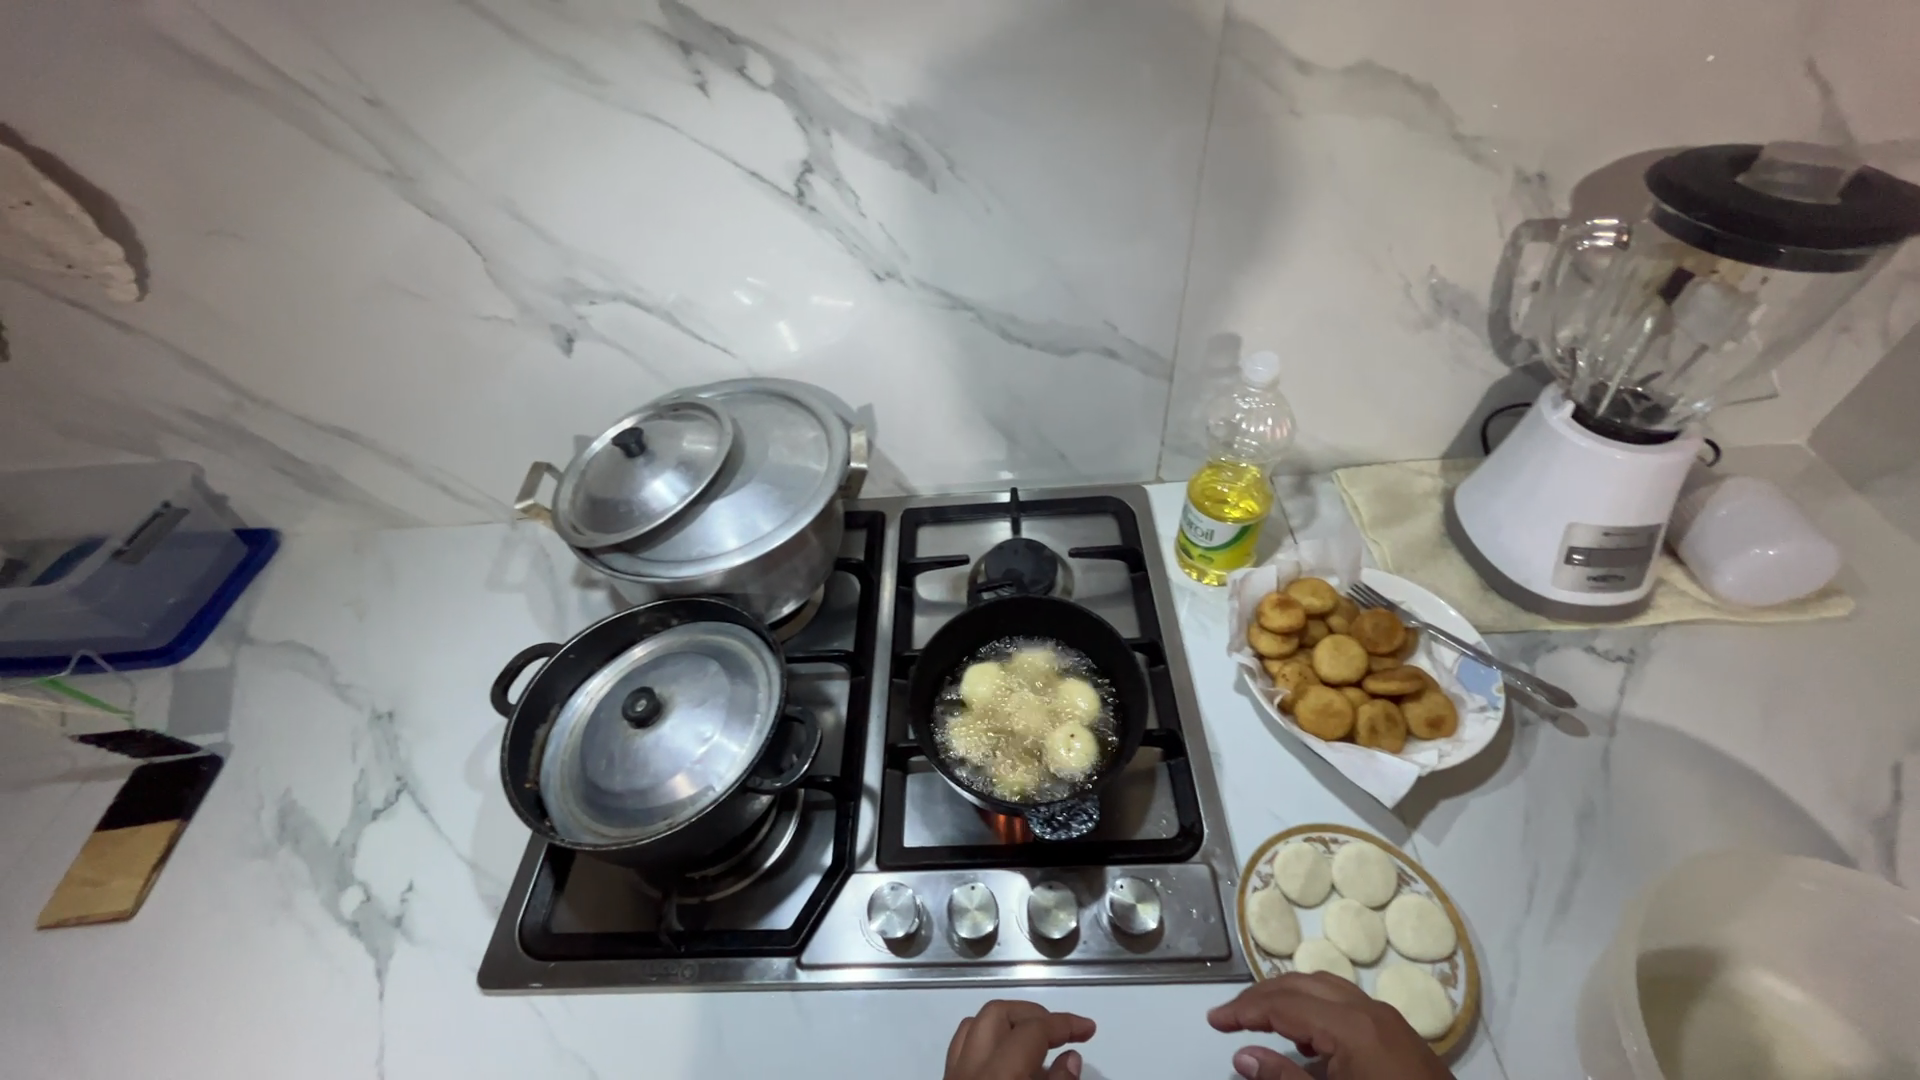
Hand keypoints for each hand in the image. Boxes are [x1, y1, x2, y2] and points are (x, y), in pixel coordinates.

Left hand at [944, 999, 1095, 1079]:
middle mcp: (971, 1066)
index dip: (1065, 1024)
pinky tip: (1004, 1057)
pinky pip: (961, 1046)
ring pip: (975, 1024)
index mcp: (999, 1073)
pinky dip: (985, 1039)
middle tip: (1060, 1034)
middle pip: (998, 1013)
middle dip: (1033, 1015)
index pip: (1034, 1030)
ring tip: (1034, 1042)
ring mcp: (953, 1073)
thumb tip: (1071, 1056)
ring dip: (1007, 1023)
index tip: (1088, 1028)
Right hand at [1208, 974, 1453, 1079]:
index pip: (1283, 1005)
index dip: (1244, 1010)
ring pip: (1324, 986)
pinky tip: (1307, 1036)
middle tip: (1230, 1016)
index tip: (1213, 1021)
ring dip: (1289, 996)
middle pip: (1300, 984)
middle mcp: (1368, 1010)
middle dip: (1262, 997)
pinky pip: (1346, 1002)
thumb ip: (1286, 1079)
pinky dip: (1316, 1006)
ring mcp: (1388, 1019)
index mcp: (1351, 1027)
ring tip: (1261, 1018)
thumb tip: (1242, 1054)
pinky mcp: (1400, 1034)